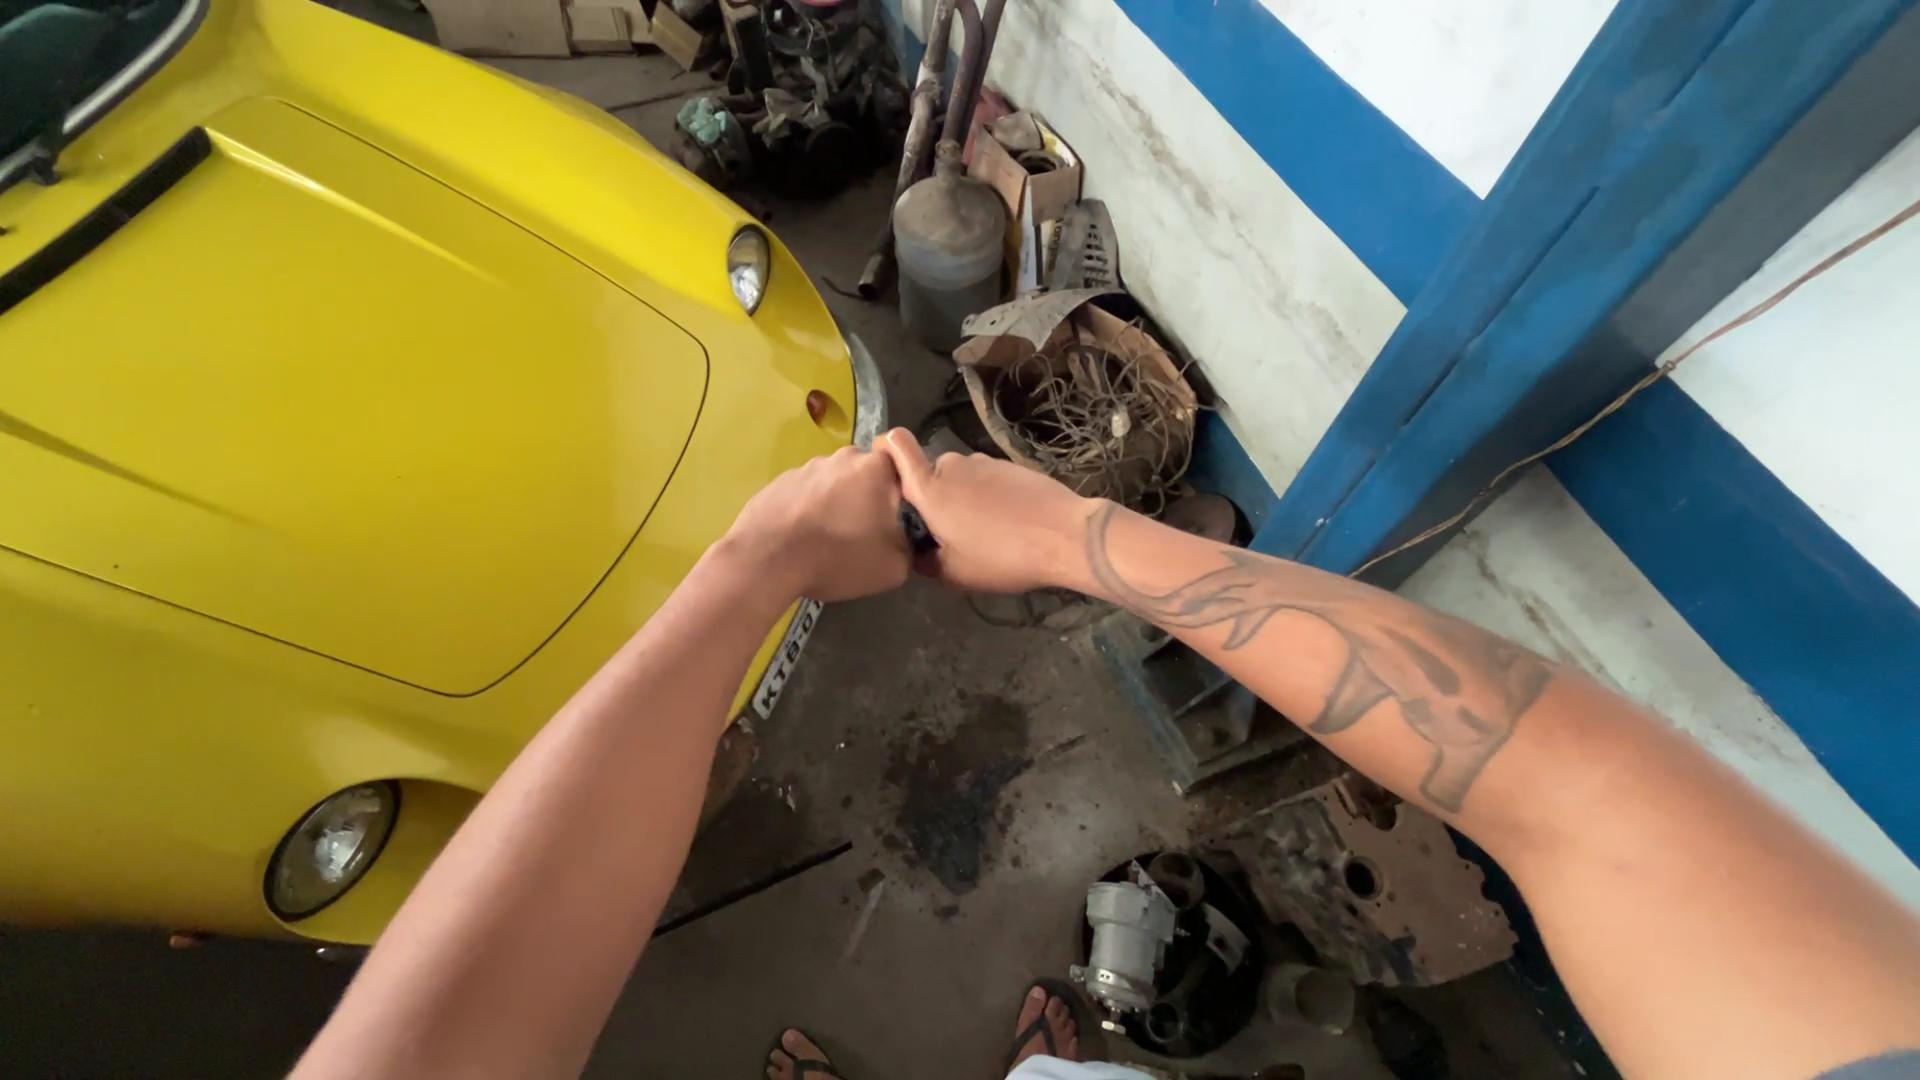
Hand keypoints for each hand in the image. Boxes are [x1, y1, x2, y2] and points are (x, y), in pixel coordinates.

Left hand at [725, 446, 910, 602]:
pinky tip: (804, 536)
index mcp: (876, 468)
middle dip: (870, 497)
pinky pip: (807, 492)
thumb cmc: (838, 557)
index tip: (900, 517)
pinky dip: (810, 509)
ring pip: (836, 482)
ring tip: (830, 537)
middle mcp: (843, 457)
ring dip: (838, 503)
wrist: (766, 560)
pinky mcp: (780, 480)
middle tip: (866, 531)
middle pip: (868, 474)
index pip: (905, 468)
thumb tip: (905, 541)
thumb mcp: (893, 567)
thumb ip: (910, 548)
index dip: (905, 492)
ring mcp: (808, 466)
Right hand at [875, 428, 1091, 593]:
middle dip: (933, 497)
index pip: (896, 445)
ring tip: (982, 532)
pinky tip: (1007, 523)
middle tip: (947, 531)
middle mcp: (952, 465)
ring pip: (960, 477)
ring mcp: (985, 462)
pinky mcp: (1012, 465)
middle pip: (929, 472)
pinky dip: (988, 496)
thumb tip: (919, 556)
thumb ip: (927, 562)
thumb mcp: (956, 574)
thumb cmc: (1002, 555)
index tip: (887, 470)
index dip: (885, 449)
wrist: (1066, 535)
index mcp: (929, 489)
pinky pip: (986, 479)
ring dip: (963, 498)